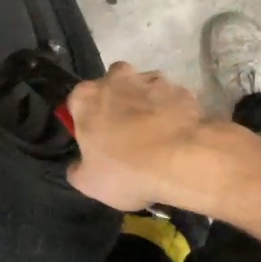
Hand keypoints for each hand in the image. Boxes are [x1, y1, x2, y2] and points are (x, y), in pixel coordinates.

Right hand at [64, 62, 215, 211]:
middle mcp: (116, 78)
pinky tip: (178, 136)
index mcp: (86, 97)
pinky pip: (172, 100)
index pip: (77, 102)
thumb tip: (78, 166)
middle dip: (118, 103)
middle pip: (112, 86)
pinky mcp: (182, 90)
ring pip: (144, 89)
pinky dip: (173, 112)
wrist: (183, 160)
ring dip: (147, 106)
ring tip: (157, 137)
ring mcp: (152, 81)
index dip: (86, 121)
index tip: (96, 140)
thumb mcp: (89, 183)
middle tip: (125, 134)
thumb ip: (77, 170)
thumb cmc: (126, 169)